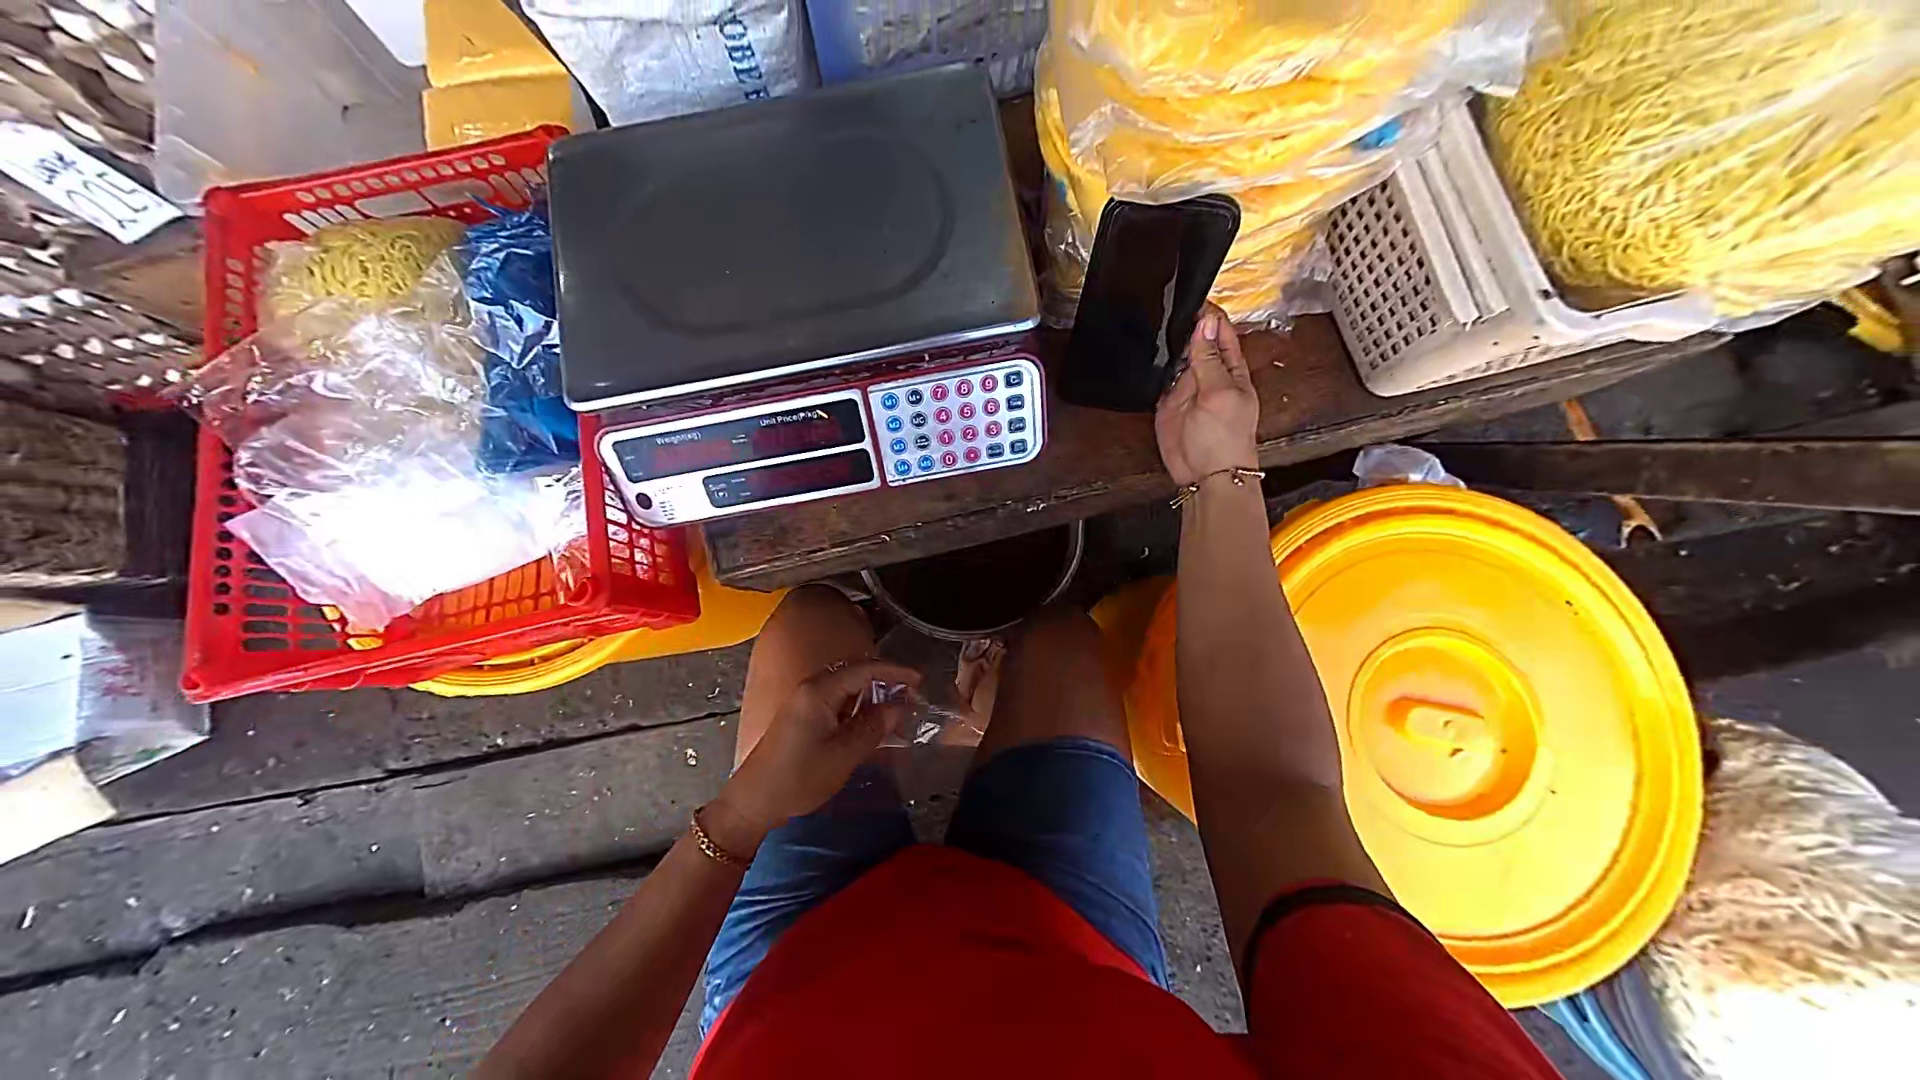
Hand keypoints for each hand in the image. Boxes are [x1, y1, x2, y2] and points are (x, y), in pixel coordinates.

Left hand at [711, 659, 921, 847]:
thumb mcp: (843, 755)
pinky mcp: (802, 716)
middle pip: (855, 673)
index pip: (864, 669)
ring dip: (872, 695)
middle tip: (911, 695)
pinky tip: (871, 722)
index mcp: (819, 691)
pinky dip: (857, 707)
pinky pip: (836, 701)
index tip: (919, 680)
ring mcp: (804, 701)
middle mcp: (810, 688)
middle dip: (885, 681)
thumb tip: (897, 707)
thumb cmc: (799, 778)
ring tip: (897, 710)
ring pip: (846, 687)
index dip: (895, 672)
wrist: (754, 801)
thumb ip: (873, 727)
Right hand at [1155, 305, 1259, 486]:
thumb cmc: (1225, 438)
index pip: (1221, 332)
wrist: (1207, 474)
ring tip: (1155, 330)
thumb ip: (1209, 360)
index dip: (1209, 316)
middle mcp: (1208, 375)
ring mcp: (1187, 389)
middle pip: (1197, 342)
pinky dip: (1154, 370)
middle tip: (1167, 310)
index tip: (1192, 300)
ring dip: (1168, 347)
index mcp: (1231, 369)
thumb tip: (1205, 325)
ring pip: (1177, 359)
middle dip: (1185, 327)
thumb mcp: (1220, 393)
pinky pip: (1159, 381)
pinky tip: (1147, 358)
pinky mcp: (1167, 404)